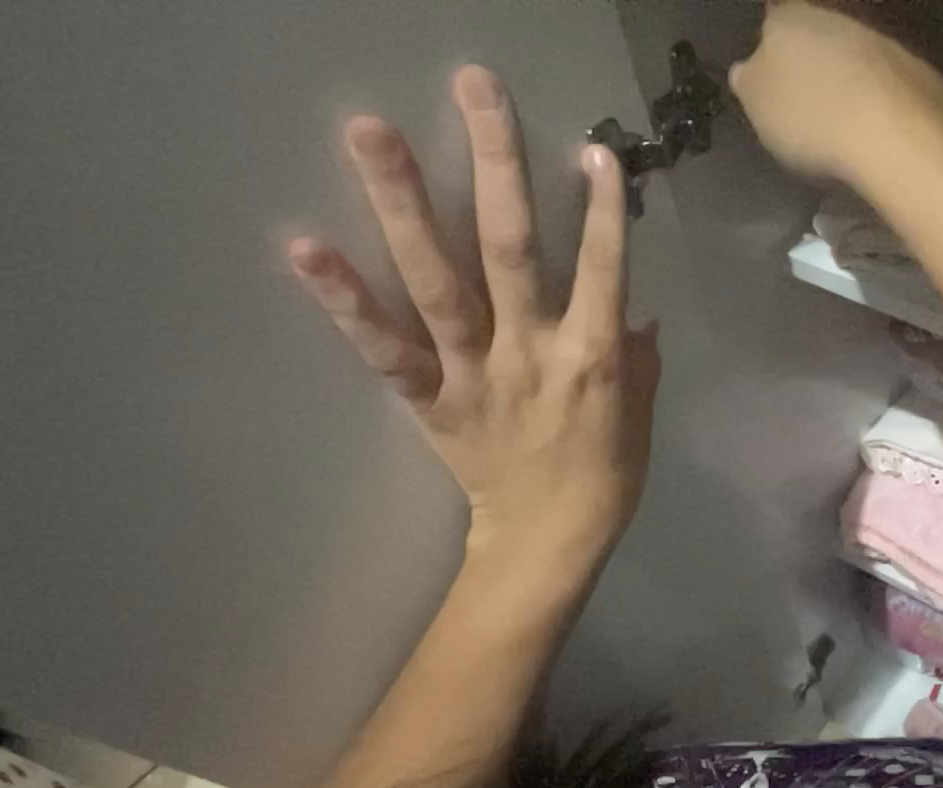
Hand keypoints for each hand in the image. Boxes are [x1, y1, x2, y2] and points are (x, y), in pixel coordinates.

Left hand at [288, 65, 660, 567]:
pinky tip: (302, 247)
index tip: (595, 151)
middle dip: (498, 167)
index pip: (603, 272)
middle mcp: (531, 354)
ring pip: (437, 282)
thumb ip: (637, 361)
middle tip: (475, 89)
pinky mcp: (430, 398)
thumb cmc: (607, 481)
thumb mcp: (640, 420)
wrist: (548, 542)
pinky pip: (384, 349)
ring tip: (371, 131)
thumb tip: (635, 313)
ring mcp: (474, 373)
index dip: (602, 212)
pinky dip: (344, 301)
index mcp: (593, 360)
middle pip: (512, 251)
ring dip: (404, 205)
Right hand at [729, 2, 942, 184]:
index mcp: (788, 16)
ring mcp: (882, 39)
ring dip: (851, 83)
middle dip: (815, 64)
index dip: (773, 53)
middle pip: (819, 37)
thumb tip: (748, 71)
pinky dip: (881, 101)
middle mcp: (837, 15)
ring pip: (857, 56)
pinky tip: (878, 131)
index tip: (776, 87)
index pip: (774, 23)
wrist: (892, 132)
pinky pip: (888, 84)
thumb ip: (750, 83)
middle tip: (811, 107)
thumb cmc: (810, 117)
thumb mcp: (758, 105)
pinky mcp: (918, 70)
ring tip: (846, 125)